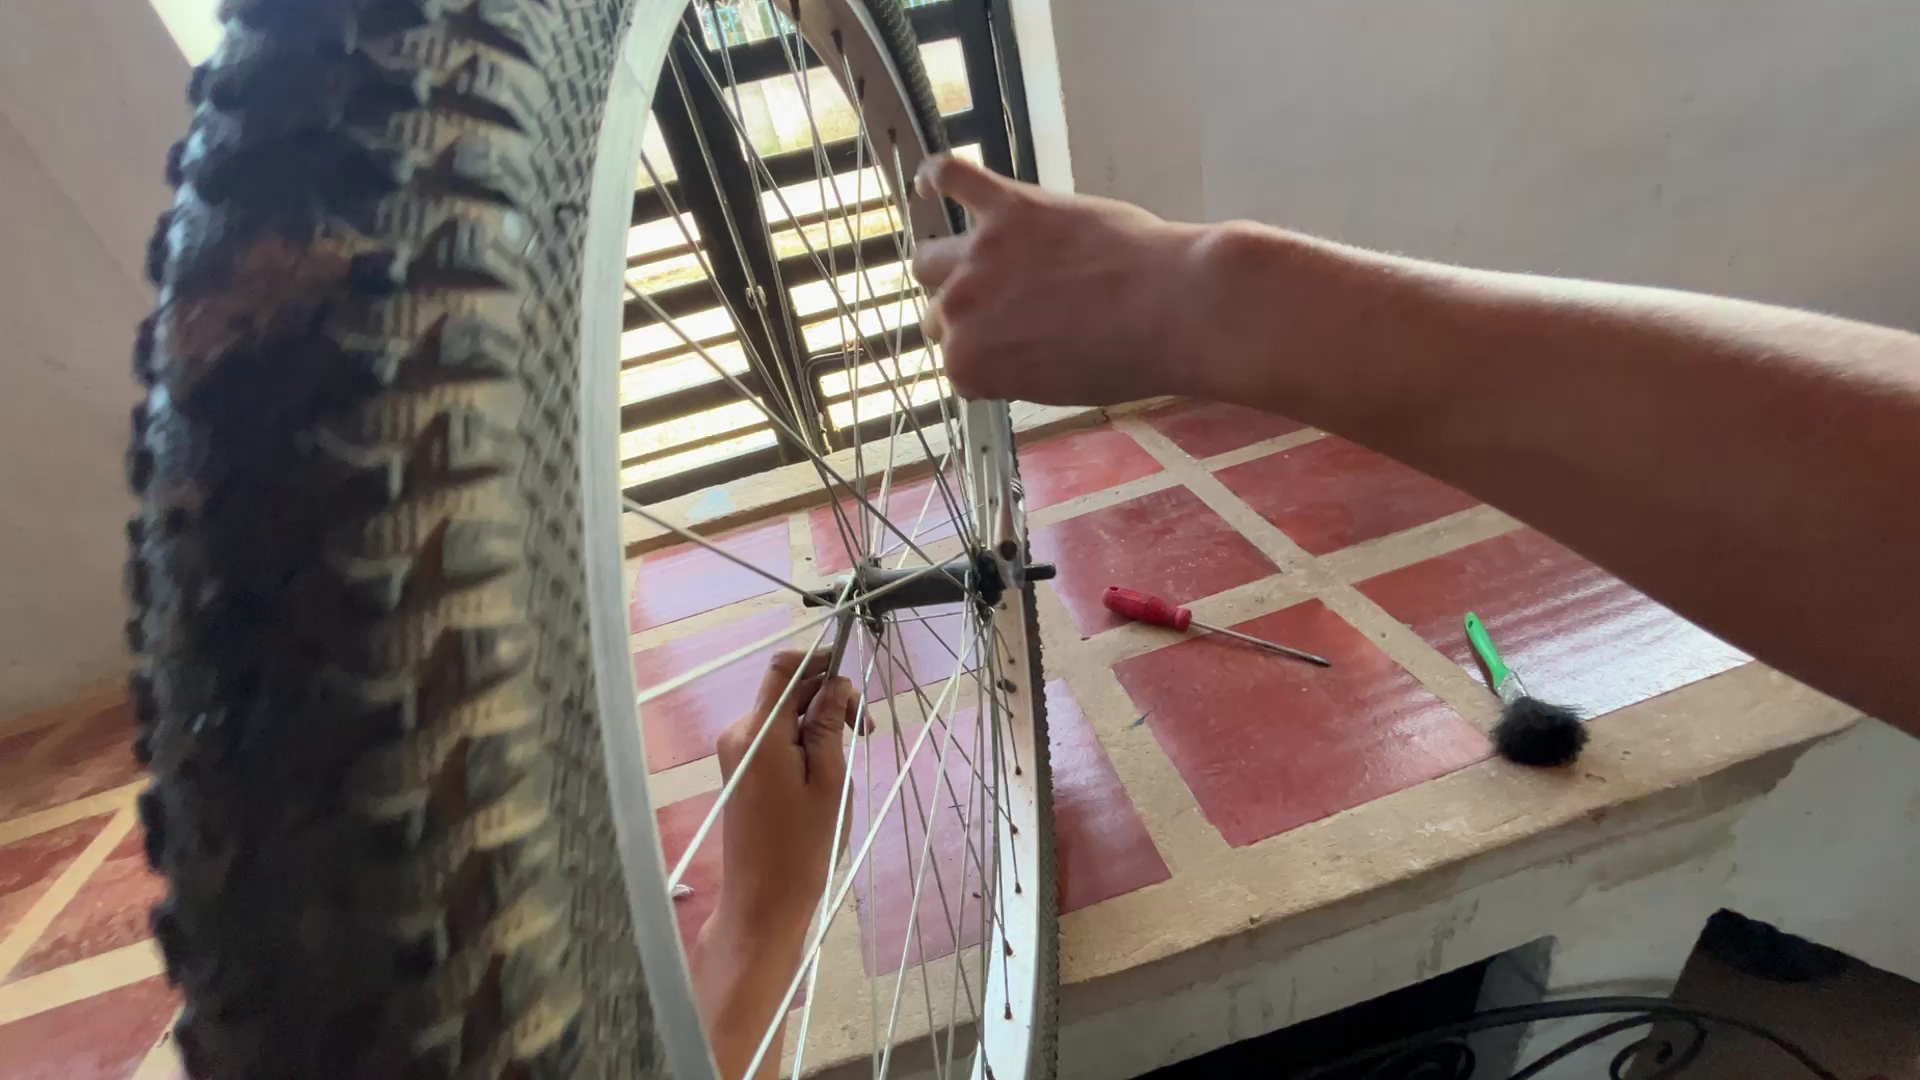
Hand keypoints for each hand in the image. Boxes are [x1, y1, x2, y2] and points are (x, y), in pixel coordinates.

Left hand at [710, 649, 860, 937]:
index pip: (784, 668)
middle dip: (829, 696)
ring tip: (854, 745)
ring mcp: (737, 750)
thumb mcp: (829, 778)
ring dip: (820, 717)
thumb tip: (836, 681)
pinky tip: (828, 759)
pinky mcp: (742, 766)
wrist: (763, 901)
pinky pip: (777, 734)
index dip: (819, 659)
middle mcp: (741, 732)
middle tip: (866, 727)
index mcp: (759, 732)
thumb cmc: (803, 844)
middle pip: (788, 689)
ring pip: (785, 711)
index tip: (853, 675)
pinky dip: (805, 735)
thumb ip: (828, 723)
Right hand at [911, 155, 1214, 404]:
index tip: (1008, 355)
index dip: (983, 360)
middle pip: (940, 315)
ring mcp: (979, 255)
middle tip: (1006, 314)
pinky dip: (937, 177)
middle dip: (967, 319)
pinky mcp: (1008, 207)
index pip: (956, 365)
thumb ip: (1007, 368)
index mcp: (969, 365)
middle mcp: (959, 311)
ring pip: (929, 260)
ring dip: (946, 268)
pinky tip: (931, 182)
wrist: (1171, 309)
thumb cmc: (1122, 359)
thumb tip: (999, 349)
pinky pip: (953, 177)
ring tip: (976, 266)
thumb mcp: (1052, 388)